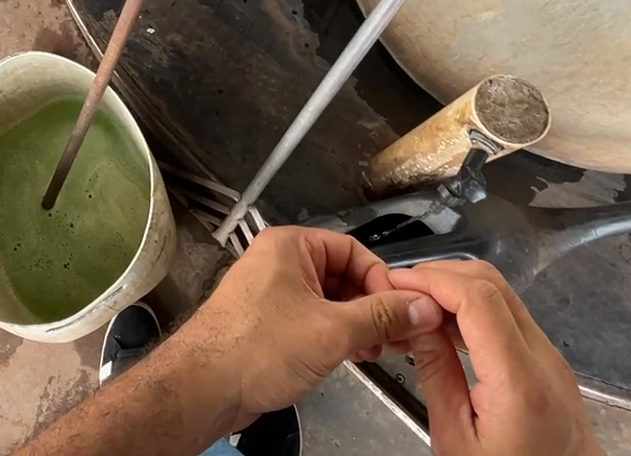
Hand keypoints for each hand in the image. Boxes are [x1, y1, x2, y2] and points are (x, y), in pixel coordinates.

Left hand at [161, 226, 445, 431]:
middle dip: (373, 305)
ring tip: (380, 351)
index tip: (405, 310)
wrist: (208, 384)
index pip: (351, 249)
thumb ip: (380, 316)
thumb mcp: (332, 329)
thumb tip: (423, 306)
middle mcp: (281, 261)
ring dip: (358, 324)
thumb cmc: (261, 345)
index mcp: (290, 246)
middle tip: (400, 337)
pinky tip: (356, 355)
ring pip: (331, 300)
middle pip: (342, 274)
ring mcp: (275, 291)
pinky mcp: (272, 321)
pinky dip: (338, 334)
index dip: (381, 278)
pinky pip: (315, 318)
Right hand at [384, 261, 601, 455]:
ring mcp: (554, 362)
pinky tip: (445, 325)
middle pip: (493, 284)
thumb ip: (436, 370)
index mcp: (521, 382)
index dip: (432, 279)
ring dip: (457, 287)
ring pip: (503, 294)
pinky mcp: (552, 369)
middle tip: (401, 291)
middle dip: (441, 274)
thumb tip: (416, 314)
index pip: (477, 298)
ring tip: (417, 306)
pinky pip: (510, 317)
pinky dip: (474, 306)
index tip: (394, 284)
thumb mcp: (455, 441)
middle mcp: (546, 361)